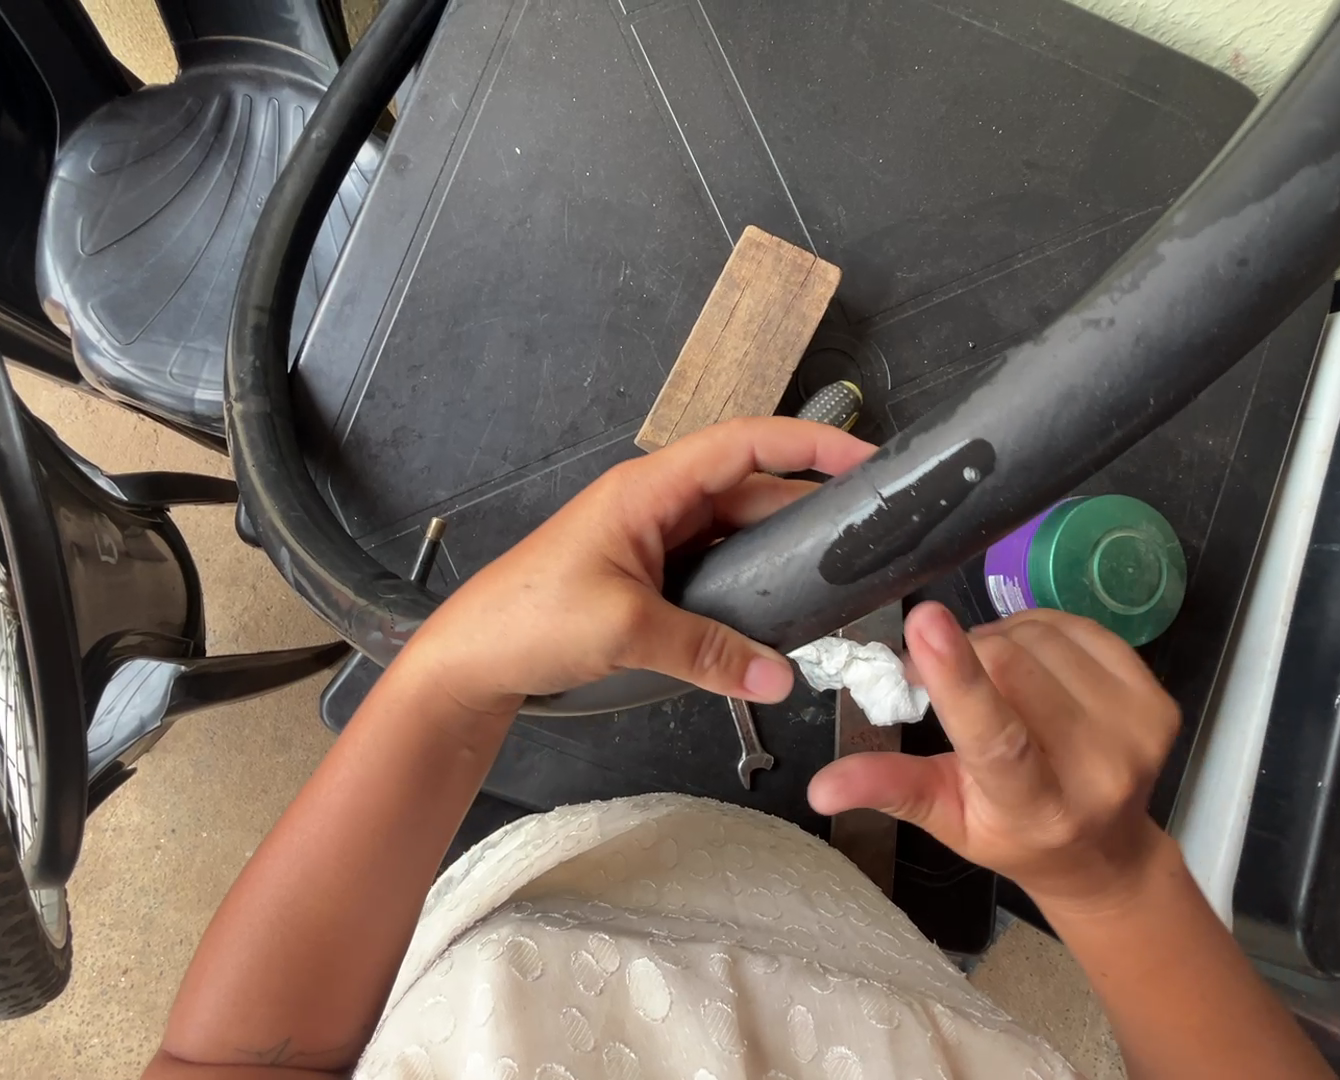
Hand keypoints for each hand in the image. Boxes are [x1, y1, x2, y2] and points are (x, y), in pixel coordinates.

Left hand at [398, 417, 876, 717]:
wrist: (475, 656)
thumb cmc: (531, 618)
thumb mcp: (625, 629)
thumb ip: (708, 651)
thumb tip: (779, 677)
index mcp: (649, 489)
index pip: (742, 444)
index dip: (808, 443)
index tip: (864, 459)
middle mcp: (657, 505)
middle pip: (748, 492)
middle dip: (807, 509)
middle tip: (865, 537)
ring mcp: (653, 541)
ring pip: (734, 535)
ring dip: (779, 554)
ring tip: (835, 577)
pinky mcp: (648, 576)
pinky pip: (713, 570)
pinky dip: (748, 586)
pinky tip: (777, 611)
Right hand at [808, 603, 1180, 913]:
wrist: (1103, 849)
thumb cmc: (1009, 832)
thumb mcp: (943, 816)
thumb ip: (887, 789)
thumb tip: (820, 789)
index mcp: (1032, 803)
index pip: (994, 735)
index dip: (957, 677)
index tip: (922, 622)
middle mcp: (1097, 768)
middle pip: (1011, 664)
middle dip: (961, 653)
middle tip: (937, 670)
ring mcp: (1137, 730)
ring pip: (1038, 637)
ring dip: (997, 641)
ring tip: (989, 673)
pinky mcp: (1158, 698)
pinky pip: (1075, 627)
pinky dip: (1036, 631)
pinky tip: (1028, 661)